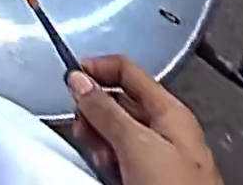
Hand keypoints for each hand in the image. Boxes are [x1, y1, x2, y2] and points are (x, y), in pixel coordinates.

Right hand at [66, 55, 221, 184]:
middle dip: (96, 111)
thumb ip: (104, 109)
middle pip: (120, 102)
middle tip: (82, 124)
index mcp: (170, 112)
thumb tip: (79, 80)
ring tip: (98, 155)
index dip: (97, 69)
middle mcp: (167, 132)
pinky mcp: (152, 183)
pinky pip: (122, 160)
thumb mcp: (135, 144)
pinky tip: (107, 173)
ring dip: (101, 140)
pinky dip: (109, 162)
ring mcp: (161, 160)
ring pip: (118, 133)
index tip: (71, 78)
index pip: (127, 70)